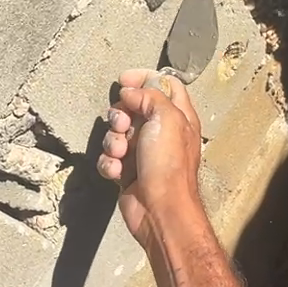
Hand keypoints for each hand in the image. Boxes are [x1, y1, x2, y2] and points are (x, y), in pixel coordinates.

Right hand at [96, 69, 206, 246]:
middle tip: (123, 125)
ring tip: (121, 154)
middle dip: (120, 114)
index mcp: (178, 115)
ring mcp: (143, 151)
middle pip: (132, 107)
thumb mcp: (166, 118)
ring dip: (113, 141)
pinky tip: (117, 172)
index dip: (143, 77)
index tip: (124, 80)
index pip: (164, 83)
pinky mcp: (127, 170)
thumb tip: (129, 92)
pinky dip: (109, 163)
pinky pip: (109, 157)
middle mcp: (162, 131)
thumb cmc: (168, 164)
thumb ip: (149, 96)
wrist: (159, 210)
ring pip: (116, 132)